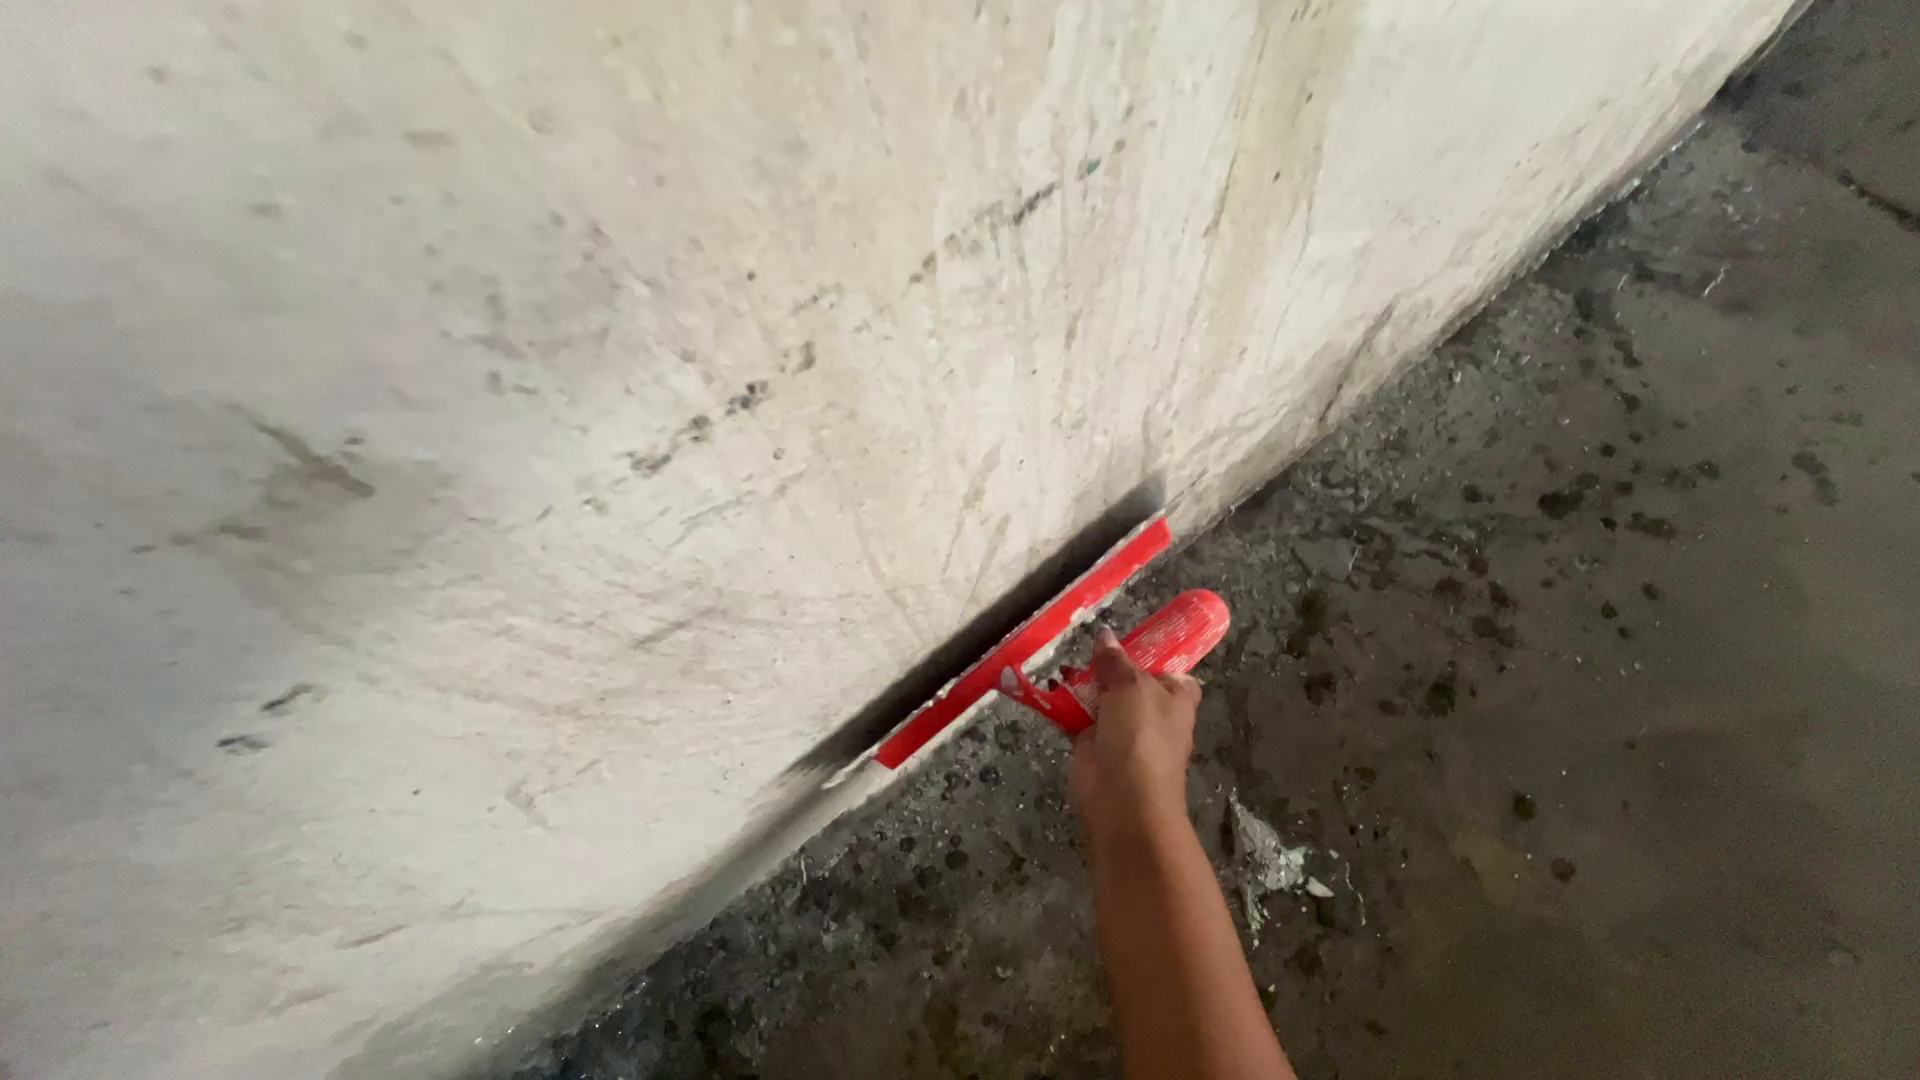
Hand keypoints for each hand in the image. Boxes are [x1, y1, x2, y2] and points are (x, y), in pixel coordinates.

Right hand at [1068, 627, 1201, 833]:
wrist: (1123, 797)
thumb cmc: (1142, 736)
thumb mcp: (1133, 686)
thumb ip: (1116, 661)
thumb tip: (1105, 635)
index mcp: (1175, 697)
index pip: (1169, 669)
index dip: (1151, 654)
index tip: (1128, 638)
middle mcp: (1150, 711)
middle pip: (1127, 678)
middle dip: (1106, 664)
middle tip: (1085, 645)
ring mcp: (1120, 728)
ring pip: (1099, 696)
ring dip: (1081, 682)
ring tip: (1062, 662)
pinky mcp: (1092, 743)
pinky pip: (1075, 716)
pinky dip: (1062, 703)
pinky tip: (1048, 685)